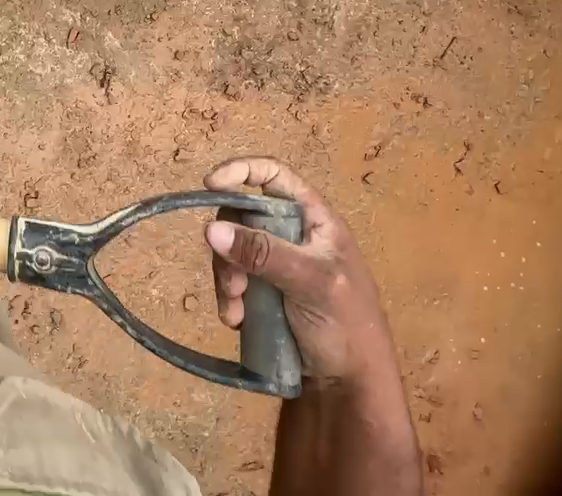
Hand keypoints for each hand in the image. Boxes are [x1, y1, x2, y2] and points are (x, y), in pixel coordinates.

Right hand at [202, 157, 398, 383]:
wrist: (350, 389)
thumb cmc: (348, 327)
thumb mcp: (311, 283)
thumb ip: (264, 253)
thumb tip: (210, 228)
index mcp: (315, 220)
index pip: (274, 175)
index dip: (242, 171)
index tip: (210, 184)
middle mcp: (292, 234)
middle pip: (241, 214)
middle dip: (229, 244)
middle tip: (232, 279)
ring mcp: (275, 261)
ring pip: (231, 248)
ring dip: (226, 277)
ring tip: (235, 308)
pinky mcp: (261, 288)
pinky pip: (230, 277)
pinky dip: (227, 295)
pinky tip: (236, 318)